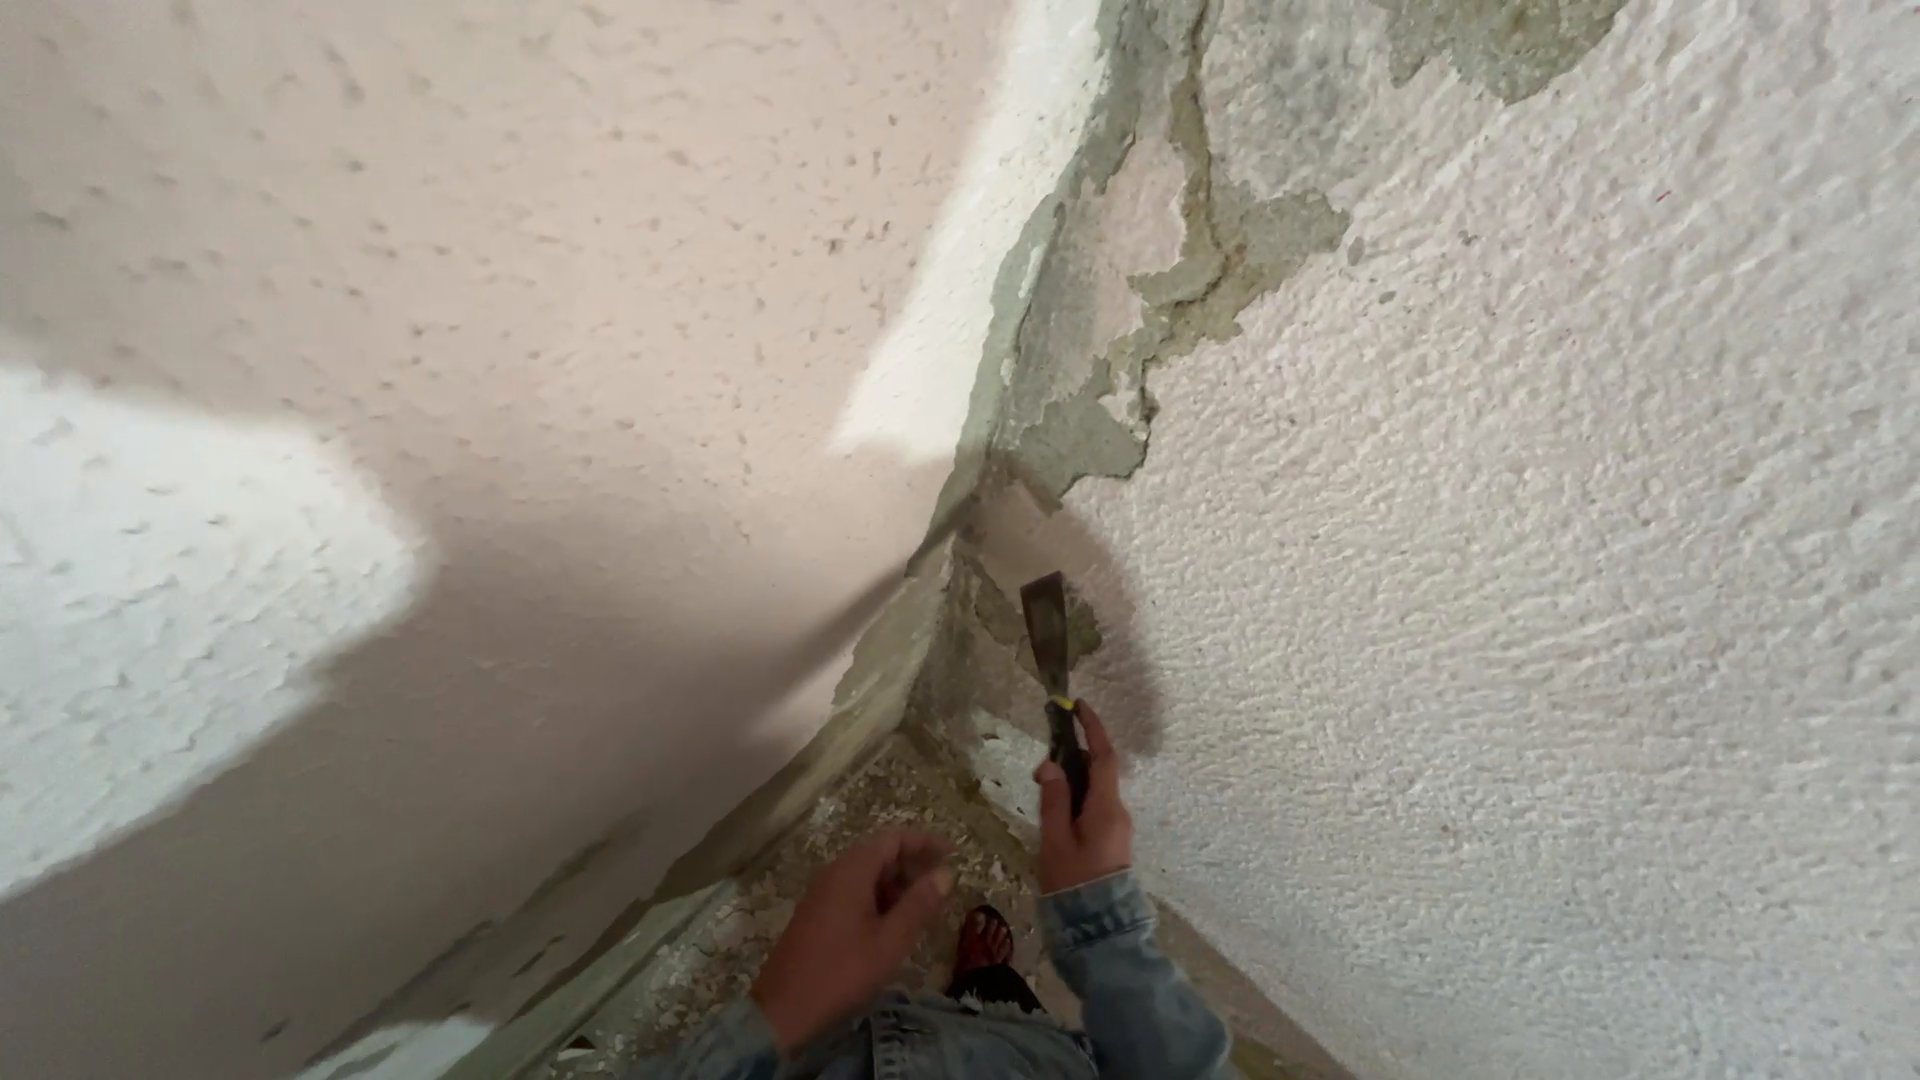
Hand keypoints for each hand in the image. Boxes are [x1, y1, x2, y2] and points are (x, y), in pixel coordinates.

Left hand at [750, 831, 952, 1053]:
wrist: (781, 1011)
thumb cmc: (841, 972)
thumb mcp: (890, 941)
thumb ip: (919, 904)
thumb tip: (945, 873)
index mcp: (853, 869)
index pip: (894, 839)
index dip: (925, 842)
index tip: (953, 853)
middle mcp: (836, 871)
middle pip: (880, 854)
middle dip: (913, 864)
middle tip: (942, 884)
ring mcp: (823, 892)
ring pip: (868, 875)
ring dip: (897, 884)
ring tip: (924, 907)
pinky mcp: (817, 913)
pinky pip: (854, 892)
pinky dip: (879, 898)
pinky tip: (893, 923)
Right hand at [1034, 700, 1133, 893]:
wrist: (1099, 932)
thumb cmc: (1073, 884)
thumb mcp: (1055, 841)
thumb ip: (1053, 801)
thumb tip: (1051, 765)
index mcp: (1107, 808)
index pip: (1104, 756)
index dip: (1093, 728)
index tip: (1079, 706)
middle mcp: (1118, 812)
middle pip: (1100, 770)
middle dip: (1076, 752)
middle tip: (1046, 748)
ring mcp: (1118, 827)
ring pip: (1096, 789)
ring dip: (1074, 776)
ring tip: (1044, 780)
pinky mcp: (1112, 841)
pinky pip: (1096, 805)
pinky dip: (1078, 794)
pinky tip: (1056, 805)